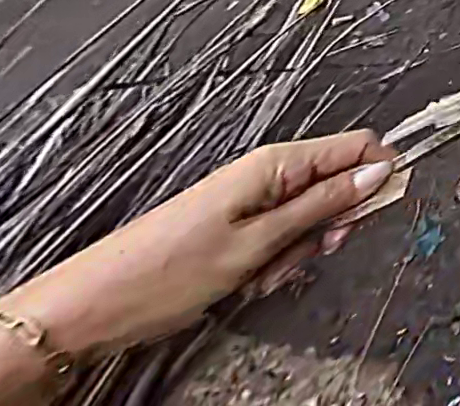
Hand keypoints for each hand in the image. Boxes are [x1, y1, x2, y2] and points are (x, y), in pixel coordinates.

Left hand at [0, 131, 393, 357]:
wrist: (78, 314)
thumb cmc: (164, 274)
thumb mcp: (259, 242)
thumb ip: (326, 203)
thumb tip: (381, 171)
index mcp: (280, 162)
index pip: (359, 146)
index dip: (378, 173)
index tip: (376, 209)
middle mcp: (272, 170)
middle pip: (340, 179)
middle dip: (336, 219)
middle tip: (315, 249)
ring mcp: (255, 194)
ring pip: (314, 209)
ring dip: (304, 244)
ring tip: (269, 271)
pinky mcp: (241, 218)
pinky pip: (285, 227)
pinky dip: (280, 253)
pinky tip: (254, 276)